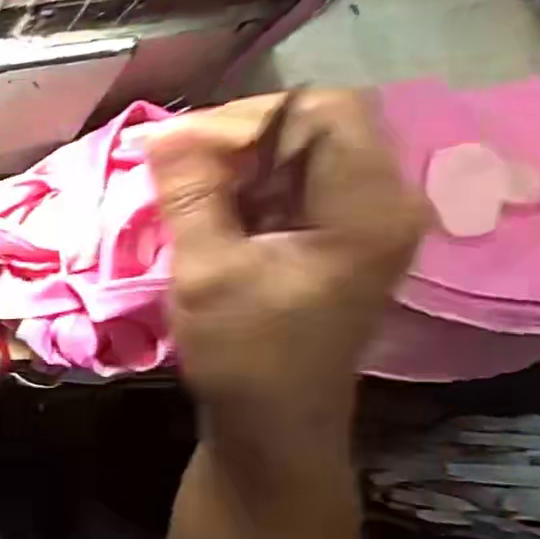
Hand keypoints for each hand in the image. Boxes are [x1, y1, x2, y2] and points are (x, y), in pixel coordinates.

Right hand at [144, 90, 427, 444]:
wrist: (271, 425)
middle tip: (167, 165)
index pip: (319, 113)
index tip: (171, 149)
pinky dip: (238, 191)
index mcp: (367, 207)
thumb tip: (161, 134)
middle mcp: (378, 202)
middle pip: (312, 129)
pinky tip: (199, 212)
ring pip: (295, 158)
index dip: (241, 120)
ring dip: (231, 166)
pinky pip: (286, 191)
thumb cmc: (244, 354)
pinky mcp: (327, 242)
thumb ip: (190, 198)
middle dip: (232, 139)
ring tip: (176, 188)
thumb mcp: (208, 273)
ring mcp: (355, 223)